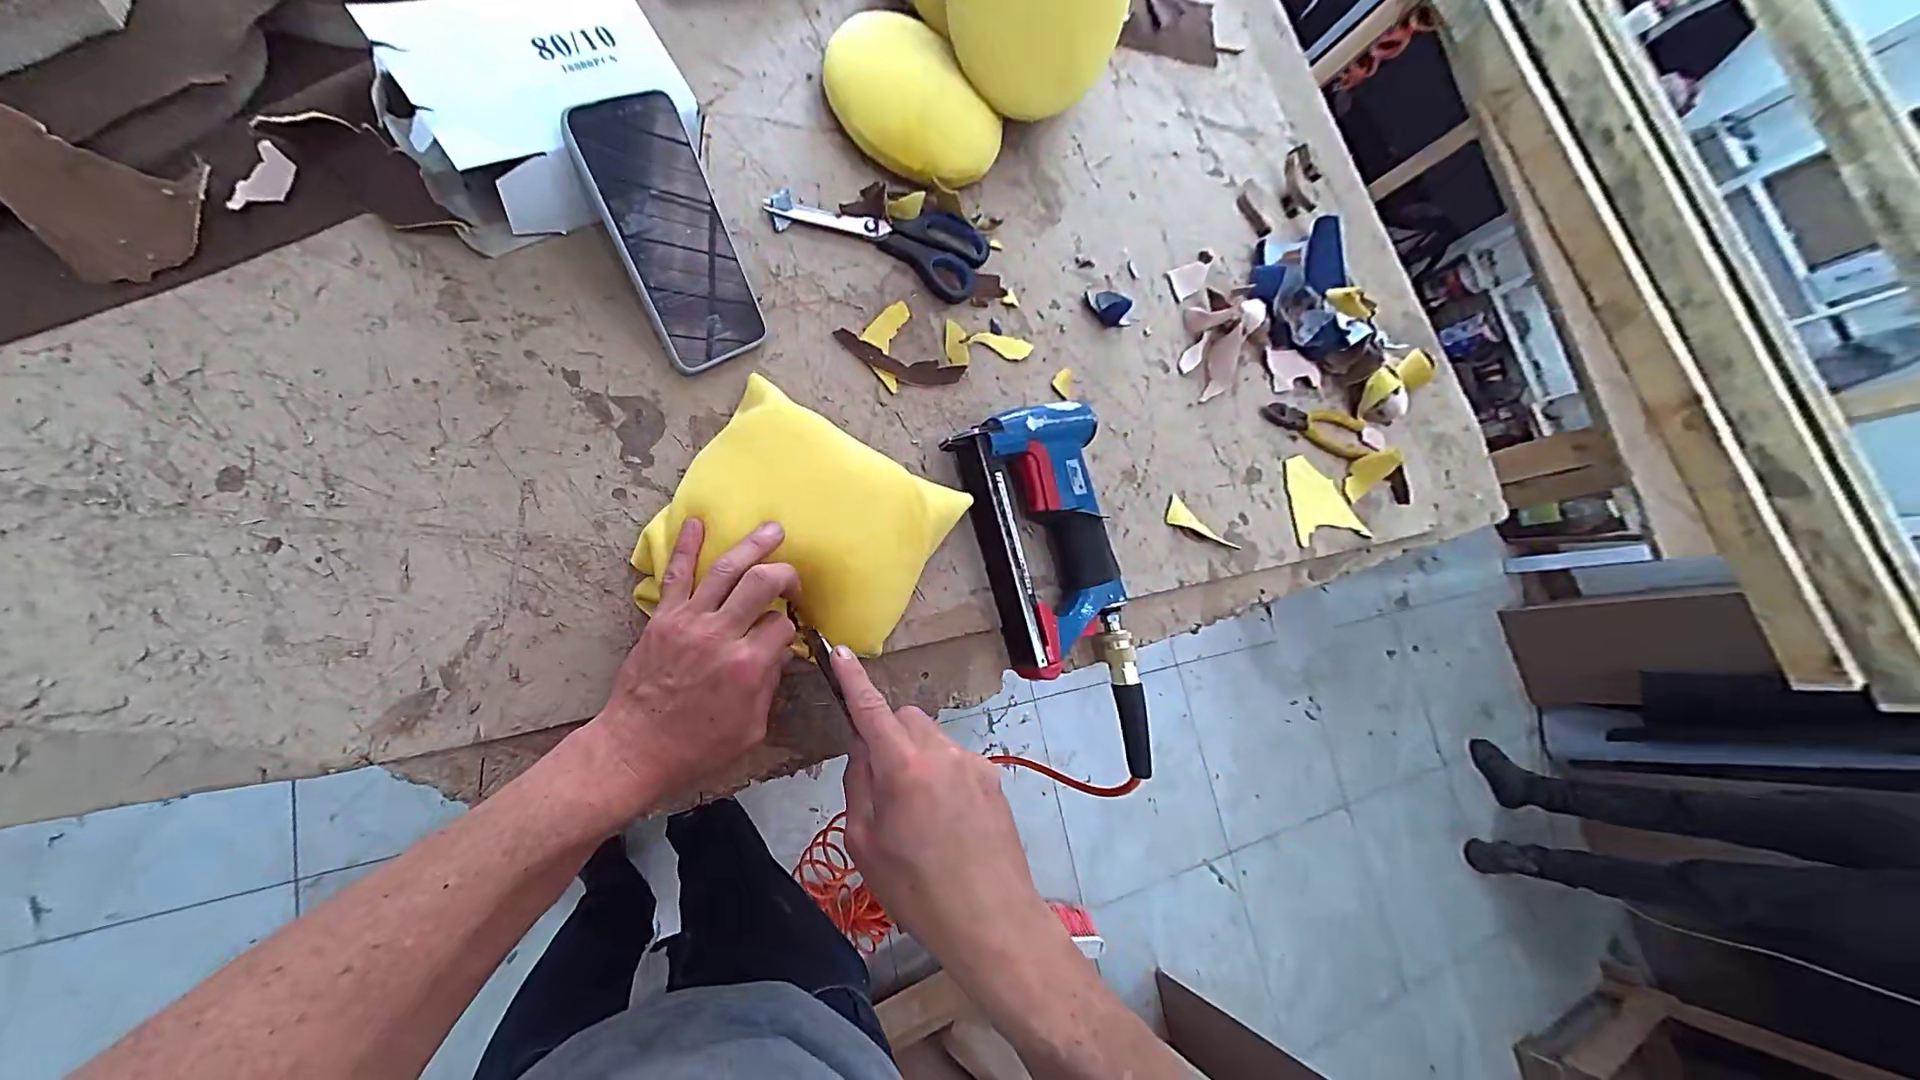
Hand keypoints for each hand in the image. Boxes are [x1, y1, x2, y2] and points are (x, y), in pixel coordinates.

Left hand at [586, 518, 797, 805]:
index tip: (787, 631)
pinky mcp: (663, 619)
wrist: (635, 749)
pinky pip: (677, 575)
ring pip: (726, 570)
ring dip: (753, 544)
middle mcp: (721, 635)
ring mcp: (689, 622)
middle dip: (785, 573)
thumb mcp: (751, 726)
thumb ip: (770, 685)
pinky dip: (687, 545)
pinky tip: (697, 523)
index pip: (783, 623)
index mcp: (748, 665)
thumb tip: (780, 652)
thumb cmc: (697, 746)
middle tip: (792, 576)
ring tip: (772, 528)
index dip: (791, 624)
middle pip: (763, 582)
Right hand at [832, 651, 1057, 966]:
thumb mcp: (864, 844)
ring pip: (931, 737)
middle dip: (887, 735)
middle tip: (882, 781)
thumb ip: (859, 784)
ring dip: (915, 754)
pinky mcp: (993, 775)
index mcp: (904, 768)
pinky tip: (946, 817)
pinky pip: (955, 757)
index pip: (871, 710)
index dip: (852, 680)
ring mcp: (972, 762)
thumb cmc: (918, 891)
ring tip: (918, 809)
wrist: (992, 919)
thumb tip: (863, 749)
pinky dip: (941, 771)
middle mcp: (941, 753)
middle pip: (905, 718)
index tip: (839, 652)